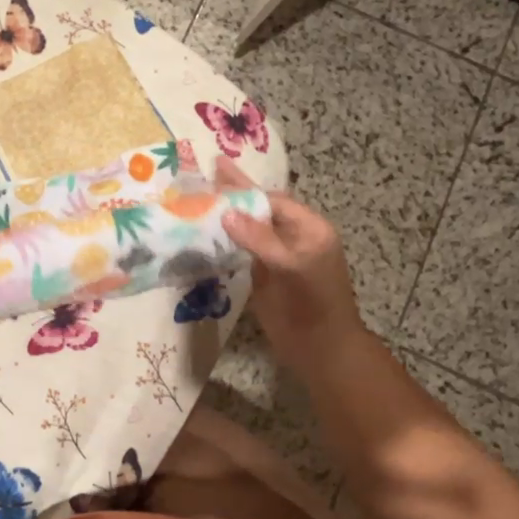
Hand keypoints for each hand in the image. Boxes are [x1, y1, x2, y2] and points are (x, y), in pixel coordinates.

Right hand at [216, 158, 362, 344]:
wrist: (320, 349)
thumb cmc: (313, 305)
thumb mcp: (290, 268)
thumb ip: (259, 239)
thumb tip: (227, 212)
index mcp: (309, 229)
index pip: (272, 201)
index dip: (245, 189)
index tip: (215, 174)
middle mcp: (293, 237)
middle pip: (260, 208)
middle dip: (234, 192)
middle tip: (209, 169)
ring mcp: (277, 256)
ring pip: (248, 227)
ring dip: (225, 213)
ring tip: (198, 195)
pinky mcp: (263, 274)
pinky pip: (240, 249)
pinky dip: (222, 238)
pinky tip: (203, 230)